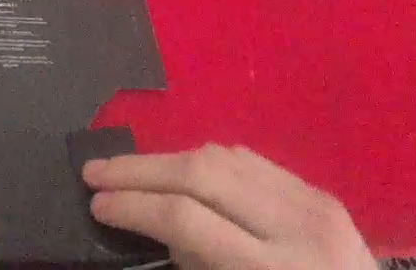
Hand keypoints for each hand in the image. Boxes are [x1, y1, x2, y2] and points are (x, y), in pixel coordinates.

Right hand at [84, 145, 376, 269]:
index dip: (133, 207)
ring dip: (166, 161)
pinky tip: (181, 173)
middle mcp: (299, 228)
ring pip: (219, 155)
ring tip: (130, 173)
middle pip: (199, 172)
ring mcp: (314, 204)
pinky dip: (205, 161)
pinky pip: (248, 160)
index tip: (95, 206)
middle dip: (138, 170)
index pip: (187, 219)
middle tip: (95, 173)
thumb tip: (150, 229)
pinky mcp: (320, 195)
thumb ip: (196, 267)